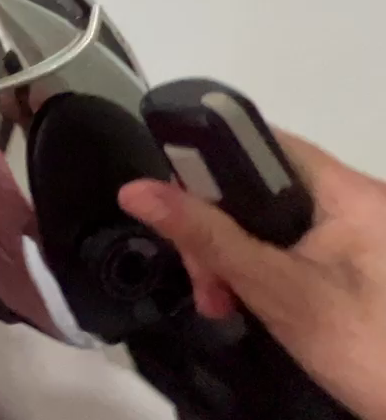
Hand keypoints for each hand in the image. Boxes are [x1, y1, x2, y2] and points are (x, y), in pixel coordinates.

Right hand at [119, 133, 385, 419]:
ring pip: (264, 218)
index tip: (176, 205)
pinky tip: (245, 298)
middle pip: (251, 185)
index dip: (202, 162)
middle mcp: (362, 204)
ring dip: (227, 253)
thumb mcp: (279, 292)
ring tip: (219, 299)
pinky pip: (288, 243)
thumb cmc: (375, 353)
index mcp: (354, 195)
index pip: (255, 142)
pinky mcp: (362, 265)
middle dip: (209, 226)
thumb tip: (133, 189)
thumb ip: (205, 235)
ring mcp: (364, 236)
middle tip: (201, 276)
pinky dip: (258, 267)